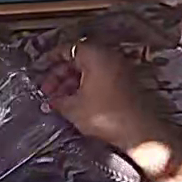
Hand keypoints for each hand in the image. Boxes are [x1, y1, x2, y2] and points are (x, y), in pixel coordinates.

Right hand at [39, 41, 170, 153]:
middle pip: (79, 59)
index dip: (52, 59)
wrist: (139, 133)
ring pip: (90, 71)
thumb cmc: (108, 116)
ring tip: (61, 100)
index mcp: (96, 56)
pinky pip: (101, 79)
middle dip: (61, 74)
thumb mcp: (73, 108)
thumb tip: (51, 101)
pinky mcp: (127, 85)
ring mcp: (121, 71)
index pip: (68, 48)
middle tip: (49, 89)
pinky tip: (78, 103)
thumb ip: (57, 100)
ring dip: (73, 83)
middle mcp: (110, 58)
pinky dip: (87, 88)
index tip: (42, 67)